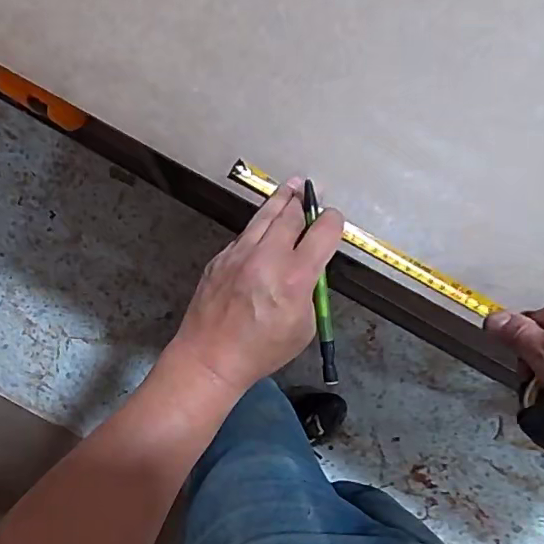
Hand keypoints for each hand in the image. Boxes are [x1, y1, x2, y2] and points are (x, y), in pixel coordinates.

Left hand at [164, 178, 343, 394]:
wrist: (210, 356)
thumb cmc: (260, 350)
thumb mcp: (304, 326)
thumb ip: (309, 291)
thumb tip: (308, 269)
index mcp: (294, 277)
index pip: (321, 233)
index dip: (331, 222)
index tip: (333, 218)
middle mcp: (265, 259)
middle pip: (289, 216)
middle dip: (302, 202)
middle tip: (307, 190)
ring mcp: (238, 256)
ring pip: (262, 219)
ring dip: (278, 202)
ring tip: (289, 188)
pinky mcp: (219, 260)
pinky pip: (243, 237)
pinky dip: (256, 229)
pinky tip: (261, 227)